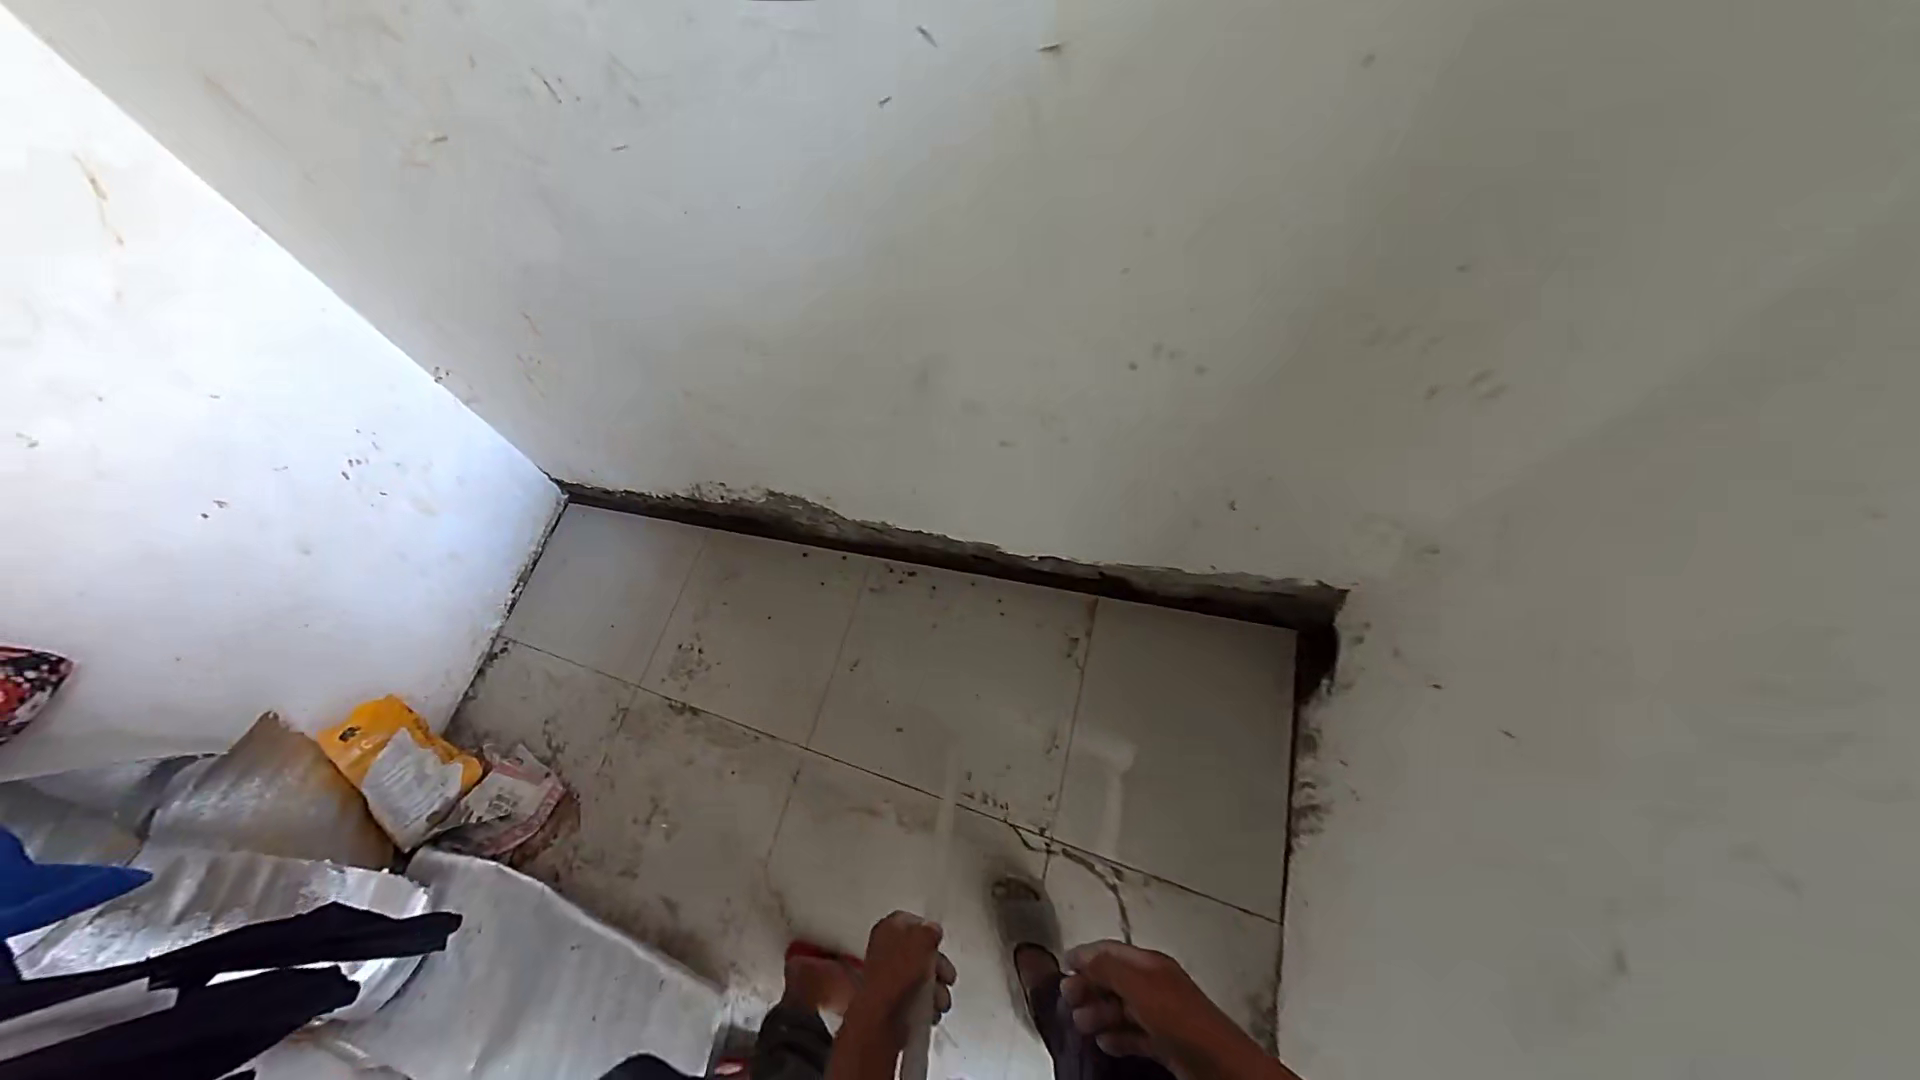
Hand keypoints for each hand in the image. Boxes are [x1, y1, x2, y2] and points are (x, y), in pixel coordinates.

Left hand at [854, 911, 955, 1027]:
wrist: (882, 1018)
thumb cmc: (899, 974)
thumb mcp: (923, 940)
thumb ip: (930, 930)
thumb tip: (933, 930)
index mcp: (887, 929)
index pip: (910, 920)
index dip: (927, 930)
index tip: (938, 942)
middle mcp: (884, 950)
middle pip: (919, 951)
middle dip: (937, 966)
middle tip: (946, 976)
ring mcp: (887, 978)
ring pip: (920, 977)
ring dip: (936, 989)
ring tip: (940, 1000)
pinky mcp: (891, 1003)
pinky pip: (915, 998)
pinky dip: (926, 1005)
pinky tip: (932, 1011)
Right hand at [1064, 941, 1294, 1079]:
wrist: (1222, 1068)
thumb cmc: (1178, 1020)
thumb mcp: (1139, 987)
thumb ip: (1108, 969)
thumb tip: (1080, 957)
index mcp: (1149, 964)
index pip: (1111, 951)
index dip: (1086, 954)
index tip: (1062, 963)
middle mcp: (1154, 984)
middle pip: (1115, 979)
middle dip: (1089, 985)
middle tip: (1065, 999)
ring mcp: (1162, 1016)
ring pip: (1123, 1008)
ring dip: (1099, 1012)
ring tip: (1079, 1025)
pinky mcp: (1167, 1045)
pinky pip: (1135, 1035)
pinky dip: (1117, 1036)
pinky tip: (1104, 1044)